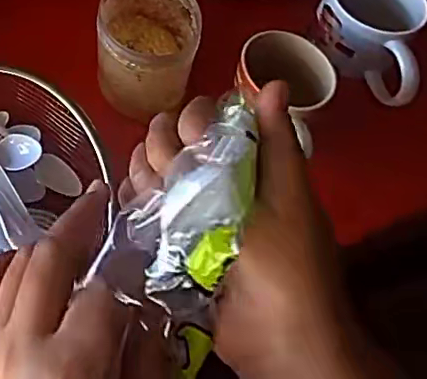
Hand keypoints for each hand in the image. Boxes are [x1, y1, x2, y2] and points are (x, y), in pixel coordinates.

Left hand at [0, 181, 129, 378]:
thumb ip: (142, 361)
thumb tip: (148, 314)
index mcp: (66, 363)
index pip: (104, 288)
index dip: (127, 268)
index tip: (138, 258)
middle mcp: (21, 345)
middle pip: (52, 255)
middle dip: (80, 218)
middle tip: (99, 198)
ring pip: (18, 260)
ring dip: (48, 239)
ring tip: (73, 229)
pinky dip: (8, 262)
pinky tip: (28, 257)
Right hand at [119, 85, 393, 378]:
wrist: (281, 343)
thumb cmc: (292, 265)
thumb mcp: (291, 196)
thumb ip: (277, 141)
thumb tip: (275, 82)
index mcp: (242, 160)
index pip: (203, 116)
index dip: (193, 118)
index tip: (193, 134)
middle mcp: (212, 178)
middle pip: (170, 139)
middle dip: (164, 147)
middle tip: (173, 171)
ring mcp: (188, 209)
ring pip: (151, 170)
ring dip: (147, 173)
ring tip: (158, 192)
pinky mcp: (170, 241)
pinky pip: (142, 209)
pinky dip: (135, 201)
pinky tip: (136, 202)